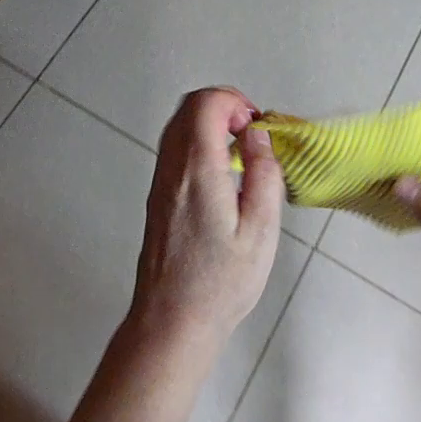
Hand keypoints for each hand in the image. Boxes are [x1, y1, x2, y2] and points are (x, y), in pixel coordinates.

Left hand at [130, 88, 284, 345]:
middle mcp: (172, 166)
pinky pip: (174, 148)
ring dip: (210, 123)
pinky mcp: (156, 195)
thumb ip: (264, 175)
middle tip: (251, 136)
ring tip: (239, 154)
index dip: (235, 101)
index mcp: (198, 169)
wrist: (171, 320)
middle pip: (188, 106)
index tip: (257, 129)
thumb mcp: (261, 232)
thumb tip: (258, 136)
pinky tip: (221, 175)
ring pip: (178, 124)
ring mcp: (159, 180)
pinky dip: (198, 142)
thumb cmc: (220, 282)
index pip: (206, 103)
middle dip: (224, 106)